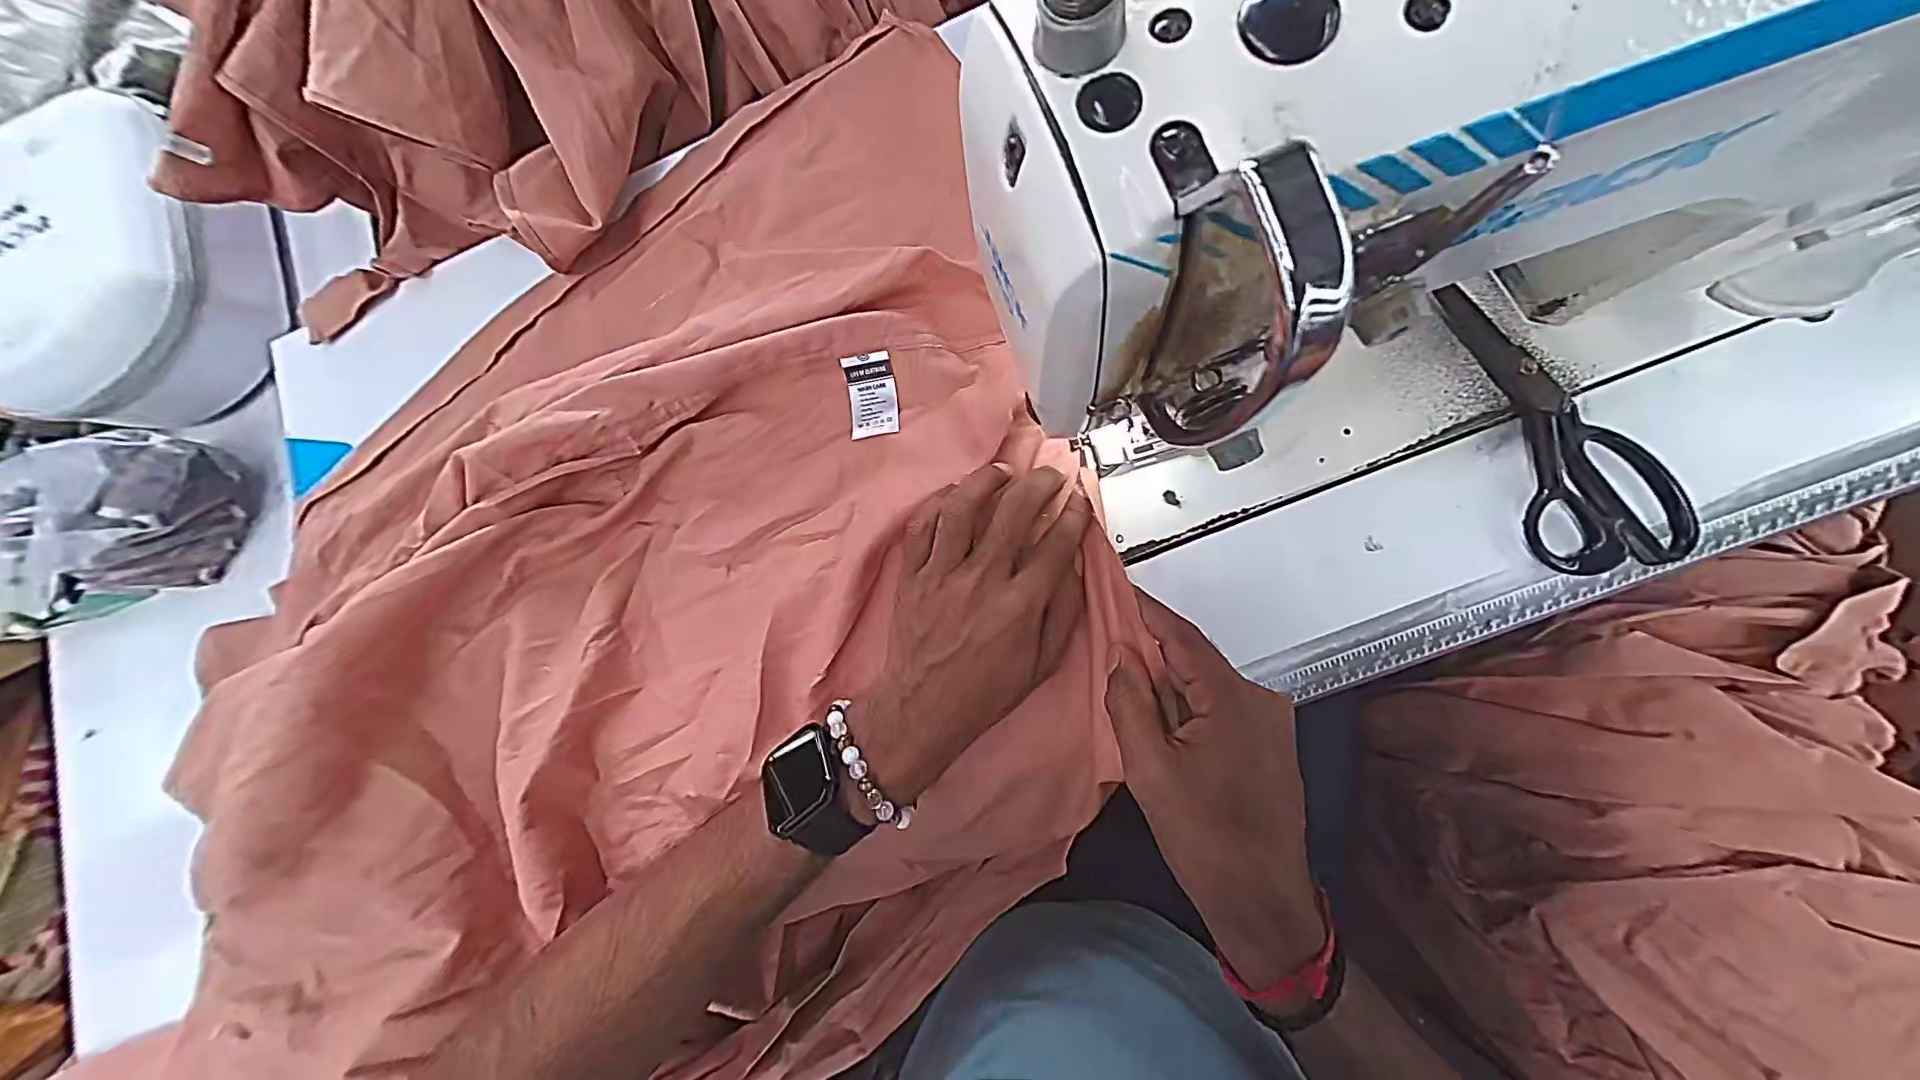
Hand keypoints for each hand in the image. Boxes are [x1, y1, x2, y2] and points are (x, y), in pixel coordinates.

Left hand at [853, 463, 1092, 804]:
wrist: (924, 707)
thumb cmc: (985, 690)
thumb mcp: (1042, 662)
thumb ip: (1064, 611)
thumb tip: (1073, 567)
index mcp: (1019, 604)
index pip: (1055, 542)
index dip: (1073, 515)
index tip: (1078, 501)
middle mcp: (981, 581)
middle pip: (1014, 511)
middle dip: (1040, 484)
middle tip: (1050, 477)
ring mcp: (942, 574)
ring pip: (963, 507)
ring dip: (987, 481)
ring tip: (1002, 473)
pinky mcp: (913, 575)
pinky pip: (923, 526)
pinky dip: (939, 503)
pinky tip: (955, 495)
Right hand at [1106, 587, 1325, 997]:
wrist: (1261, 899)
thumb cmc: (1204, 837)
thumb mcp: (1149, 768)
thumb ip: (1130, 703)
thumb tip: (1120, 656)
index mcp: (1233, 700)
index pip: (1182, 637)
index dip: (1146, 610)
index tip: (1117, 587)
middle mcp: (1260, 700)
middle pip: (1195, 659)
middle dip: (1151, 650)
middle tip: (1109, 638)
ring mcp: (1270, 721)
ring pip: (1206, 684)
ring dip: (1168, 681)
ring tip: (1127, 682)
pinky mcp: (1269, 743)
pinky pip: (1220, 705)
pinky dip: (1188, 702)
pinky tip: (1161, 717)